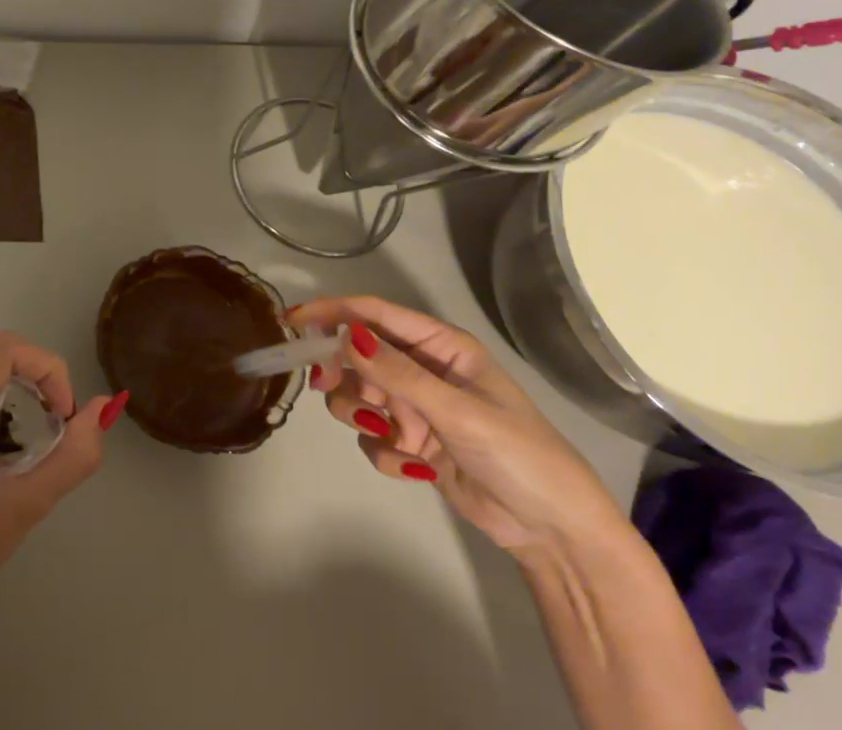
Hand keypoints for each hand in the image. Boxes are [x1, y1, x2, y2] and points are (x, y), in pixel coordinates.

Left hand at [0, 326, 119, 618]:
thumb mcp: (29, 503)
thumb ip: (74, 454)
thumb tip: (103, 407)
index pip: (6, 350)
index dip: (48, 371)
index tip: (65, 416)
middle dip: (32, 365)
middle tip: (54, 412)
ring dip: (8, 364)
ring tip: (32, 407)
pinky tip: (2, 413)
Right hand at [290, 297, 627, 555]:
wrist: (551, 529)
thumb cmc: (519, 456)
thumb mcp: (457, 411)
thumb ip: (397, 373)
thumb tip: (345, 334)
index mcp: (442, 347)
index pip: (375, 315)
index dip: (331, 312)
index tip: (290, 322)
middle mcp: (424, 370)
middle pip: (355, 355)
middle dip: (341, 374)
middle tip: (327, 388)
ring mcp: (415, 407)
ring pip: (355, 396)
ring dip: (361, 417)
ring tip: (392, 438)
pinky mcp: (410, 442)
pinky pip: (370, 437)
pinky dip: (384, 452)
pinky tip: (415, 468)